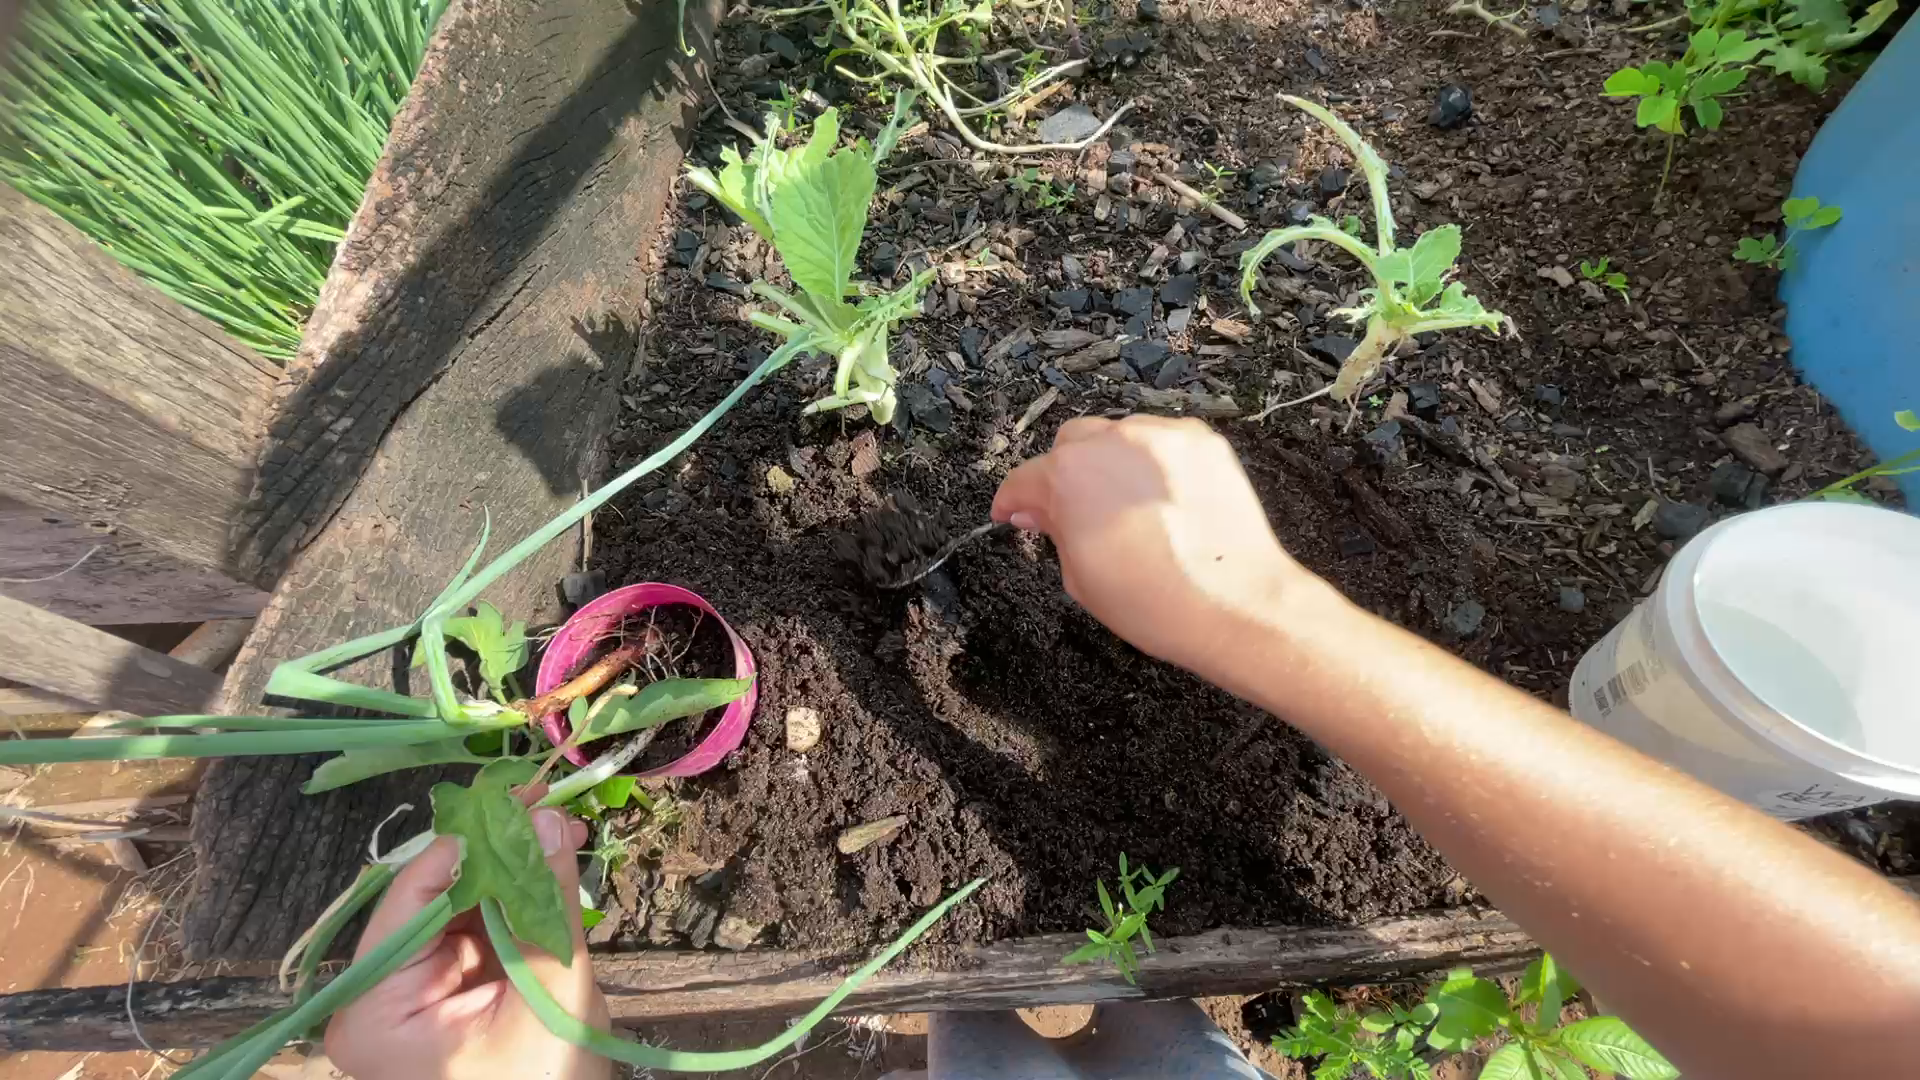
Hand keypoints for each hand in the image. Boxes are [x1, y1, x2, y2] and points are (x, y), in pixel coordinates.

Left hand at [325, 802, 610, 1079]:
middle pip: (437, 894)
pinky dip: (519, 891)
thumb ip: (543, 898)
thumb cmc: (544, 1077)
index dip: (468, 842)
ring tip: (566, 832)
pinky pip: (481, 918)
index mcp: (377, 1007)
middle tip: (555, 812)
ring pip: (463, 899)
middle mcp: (381, 991)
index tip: (527, 800)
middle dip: (499, 849)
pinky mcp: (450, 981)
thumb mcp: (549, 983)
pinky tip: (556, 864)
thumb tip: (546, 817)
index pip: (411, 898)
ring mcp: (416, 987)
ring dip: (514, 864)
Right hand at [991, 415, 1331, 688]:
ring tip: (1122, 505)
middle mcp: (1112, 443)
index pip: (1023, 478)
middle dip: (1061, 475)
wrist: (1235, 606)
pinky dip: (1150, 461)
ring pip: (1114, 434)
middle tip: (1070, 513)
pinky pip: (1159, 439)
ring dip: (1107, 462)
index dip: (1012, 501)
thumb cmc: (1154, 602)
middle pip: (1068, 444)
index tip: (1012, 512)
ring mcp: (1160, 436)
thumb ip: (1052, 530)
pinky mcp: (1202, 441)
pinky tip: (1158, 498)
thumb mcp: (1079, 576)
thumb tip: (1035, 511)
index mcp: (1069, 476)